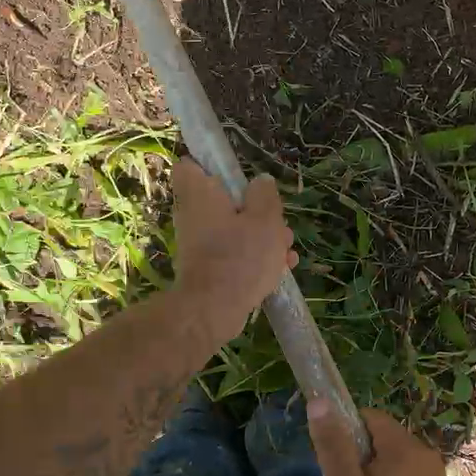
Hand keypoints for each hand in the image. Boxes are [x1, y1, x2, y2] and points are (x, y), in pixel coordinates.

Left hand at [171, 157, 296, 344]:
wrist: (213, 309)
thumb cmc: (240, 256)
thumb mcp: (266, 219)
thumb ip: (265, 196)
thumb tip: (260, 182)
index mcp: (200, 194)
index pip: (189, 166)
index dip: (209, 165)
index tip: (235, 176)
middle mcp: (194, 216)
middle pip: (224, 201)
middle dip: (256, 211)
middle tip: (277, 224)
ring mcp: (198, 244)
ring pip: (233, 229)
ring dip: (261, 237)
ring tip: (286, 251)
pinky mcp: (206, 268)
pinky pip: (232, 252)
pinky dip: (253, 257)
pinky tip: (281, 269)